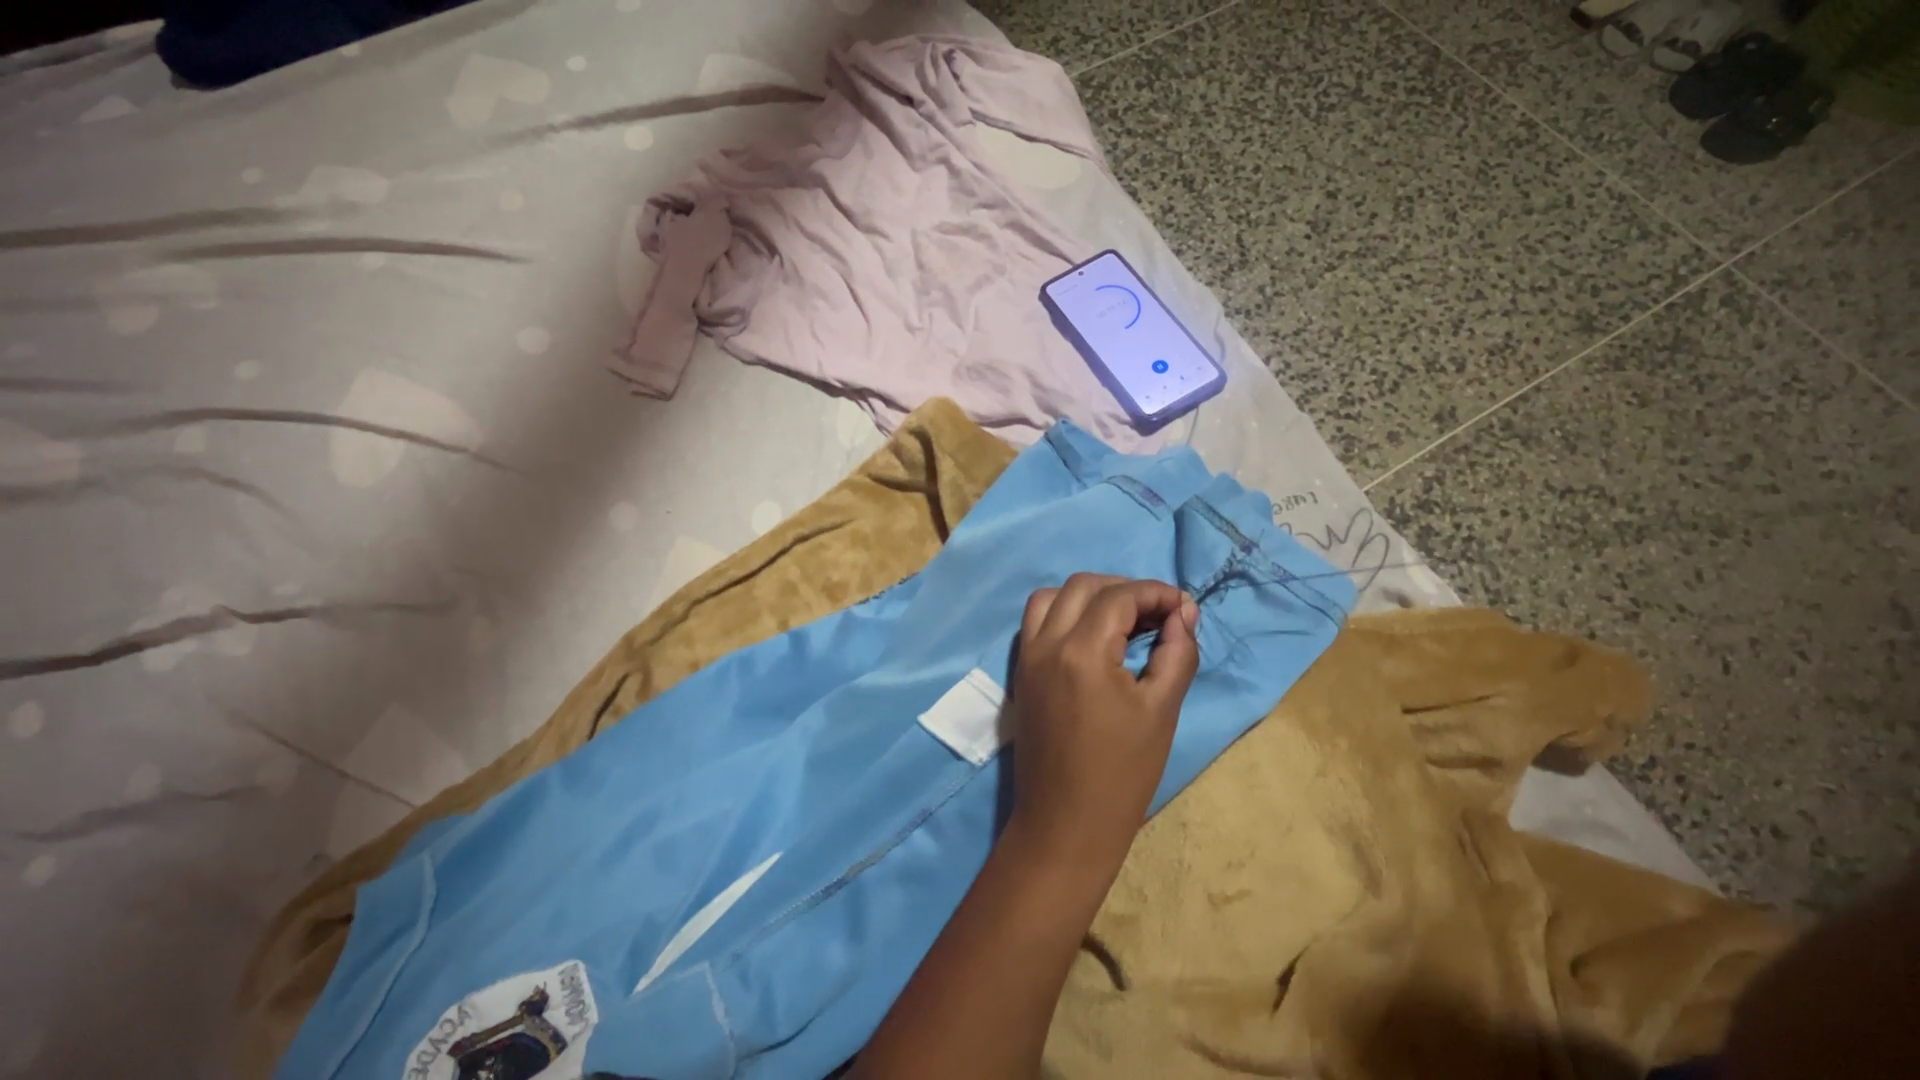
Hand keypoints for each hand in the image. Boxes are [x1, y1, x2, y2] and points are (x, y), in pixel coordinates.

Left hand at [1008, 573, 1200, 871]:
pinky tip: (1093, 637)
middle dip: (1125, 589)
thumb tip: (1184, 613)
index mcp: (1082, 651)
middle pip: (1083, 586)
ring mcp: (1027, 658)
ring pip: (1052, 597)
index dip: (1157, 593)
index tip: (1185, 607)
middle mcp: (1047, 644)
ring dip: (1089, 596)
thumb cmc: (1122, 773)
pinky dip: (1064, 613)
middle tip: (1159, 613)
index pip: (1120, 597)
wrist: (1065, 823)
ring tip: (1124, 619)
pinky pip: (1036, 622)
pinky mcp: (1021, 674)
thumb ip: (1177, 653)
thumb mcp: (1162, 710)